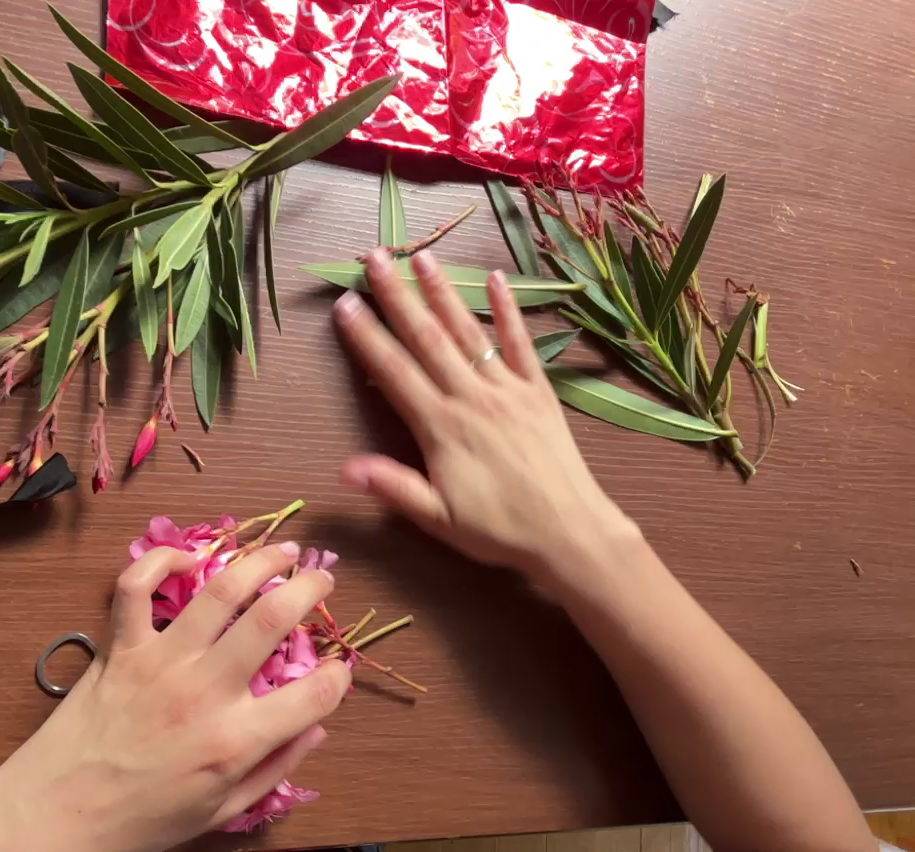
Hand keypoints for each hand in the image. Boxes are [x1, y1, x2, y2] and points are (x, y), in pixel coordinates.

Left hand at [0, 542, 349, 851]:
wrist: (54, 817)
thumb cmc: (141, 821)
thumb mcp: (220, 813)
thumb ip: (275, 769)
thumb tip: (316, 728)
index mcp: (235, 741)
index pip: (313, 696)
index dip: (339, 676)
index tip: (339, 667)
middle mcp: (204, 692)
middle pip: (271, 620)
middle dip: (309, 590)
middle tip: (322, 579)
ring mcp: (160, 662)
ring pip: (219, 592)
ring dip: (259, 562)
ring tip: (282, 551)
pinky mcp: (120, 647)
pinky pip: (136, 588)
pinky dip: (162, 562)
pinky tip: (190, 558)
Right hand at [334, 247, 638, 579]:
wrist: (569, 532)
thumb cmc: (498, 529)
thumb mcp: (438, 518)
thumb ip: (394, 488)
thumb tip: (346, 468)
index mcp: (441, 427)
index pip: (394, 372)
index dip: (367, 337)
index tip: (345, 304)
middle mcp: (471, 397)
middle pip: (426, 338)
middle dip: (398, 297)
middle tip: (375, 259)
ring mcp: (508, 389)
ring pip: (468, 332)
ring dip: (443, 293)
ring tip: (422, 257)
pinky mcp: (539, 392)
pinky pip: (521, 344)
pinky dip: (508, 310)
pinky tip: (495, 279)